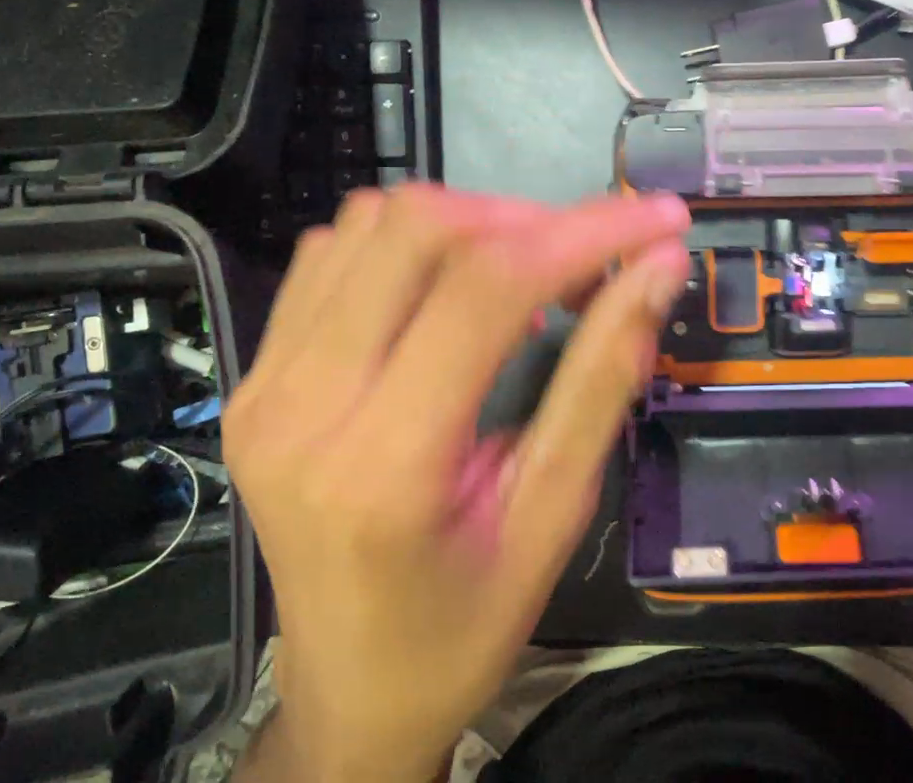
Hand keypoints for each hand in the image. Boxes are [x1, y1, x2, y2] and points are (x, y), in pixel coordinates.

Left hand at [225, 185, 690, 782]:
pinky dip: (407, 246)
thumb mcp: (553, 516)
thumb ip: (600, 382)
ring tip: (528, 274)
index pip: (487, 288)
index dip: (585, 233)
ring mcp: (264, 383)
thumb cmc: (465, 627)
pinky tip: (452, 291)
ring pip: (369, 225)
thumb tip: (656, 270)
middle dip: (526, 219)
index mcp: (384, 461)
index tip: (656, 219)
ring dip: (468, 225)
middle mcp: (303, 403)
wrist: (350, 692)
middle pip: (417, 229)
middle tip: (588, 261)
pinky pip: (331, 256)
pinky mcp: (256, 377)